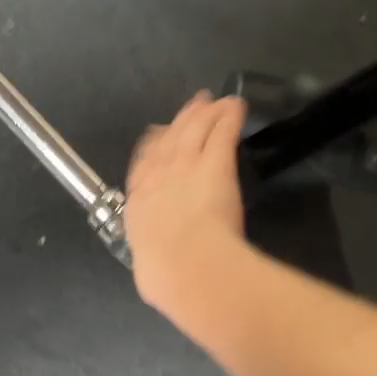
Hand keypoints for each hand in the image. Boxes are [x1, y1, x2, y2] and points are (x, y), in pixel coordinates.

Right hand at [125, 92, 250, 330]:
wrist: (186, 263)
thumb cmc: (165, 273)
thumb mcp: (151, 267)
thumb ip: (154, 259)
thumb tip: (156, 271)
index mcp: (140, 201)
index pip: (145, 164)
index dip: (154, 146)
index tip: (160, 136)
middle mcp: (160, 175)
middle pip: (169, 139)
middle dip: (180, 121)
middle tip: (192, 107)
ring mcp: (187, 165)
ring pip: (193, 130)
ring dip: (203, 113)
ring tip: (213, 102)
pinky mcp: (215, 163)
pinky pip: (221, 133)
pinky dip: (228, 117)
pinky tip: (236, 106)